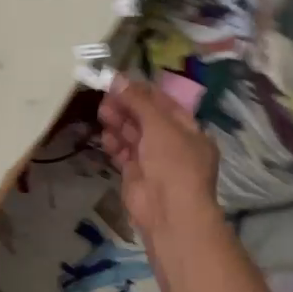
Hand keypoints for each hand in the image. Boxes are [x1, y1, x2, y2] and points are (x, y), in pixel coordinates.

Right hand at [99, 77, 220, 237]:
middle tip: (105, 101)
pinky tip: (106, 140)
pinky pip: (123, 152)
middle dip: (125, 107)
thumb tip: (116, 78)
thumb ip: (137, 100)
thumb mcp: (159, 124)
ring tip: (103, 117)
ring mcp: (154, 160)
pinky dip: (114, 144)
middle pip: (144, 118)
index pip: (163, 103)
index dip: (140, 92)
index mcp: (189, 131)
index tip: (117, 82)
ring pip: (132, 134)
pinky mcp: (136, 174)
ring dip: (117, 124)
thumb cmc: (173, 163)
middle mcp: (173, 144)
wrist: (169, 213)